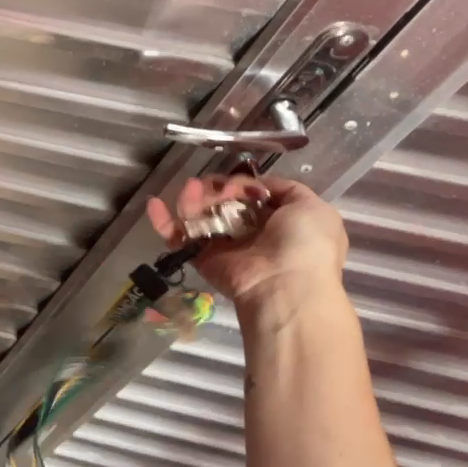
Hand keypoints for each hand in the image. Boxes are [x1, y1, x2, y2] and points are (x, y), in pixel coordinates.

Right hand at [145, 175, 348, 312]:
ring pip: (197, 214)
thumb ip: (286, 188)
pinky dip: (162, 220)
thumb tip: (254, 184)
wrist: (284, 284)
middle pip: (219, 201)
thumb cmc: (304, 244)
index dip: (240, 184)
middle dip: (213, 189)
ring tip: (190, 189)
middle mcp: (247, 231)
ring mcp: (221, 243)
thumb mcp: (312, 208)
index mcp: (275, 220)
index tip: (235, 182)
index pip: (248, 195)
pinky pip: (176, 235)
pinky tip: (154, 204)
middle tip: (210, 185)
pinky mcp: (199, 255)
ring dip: (190, 198)